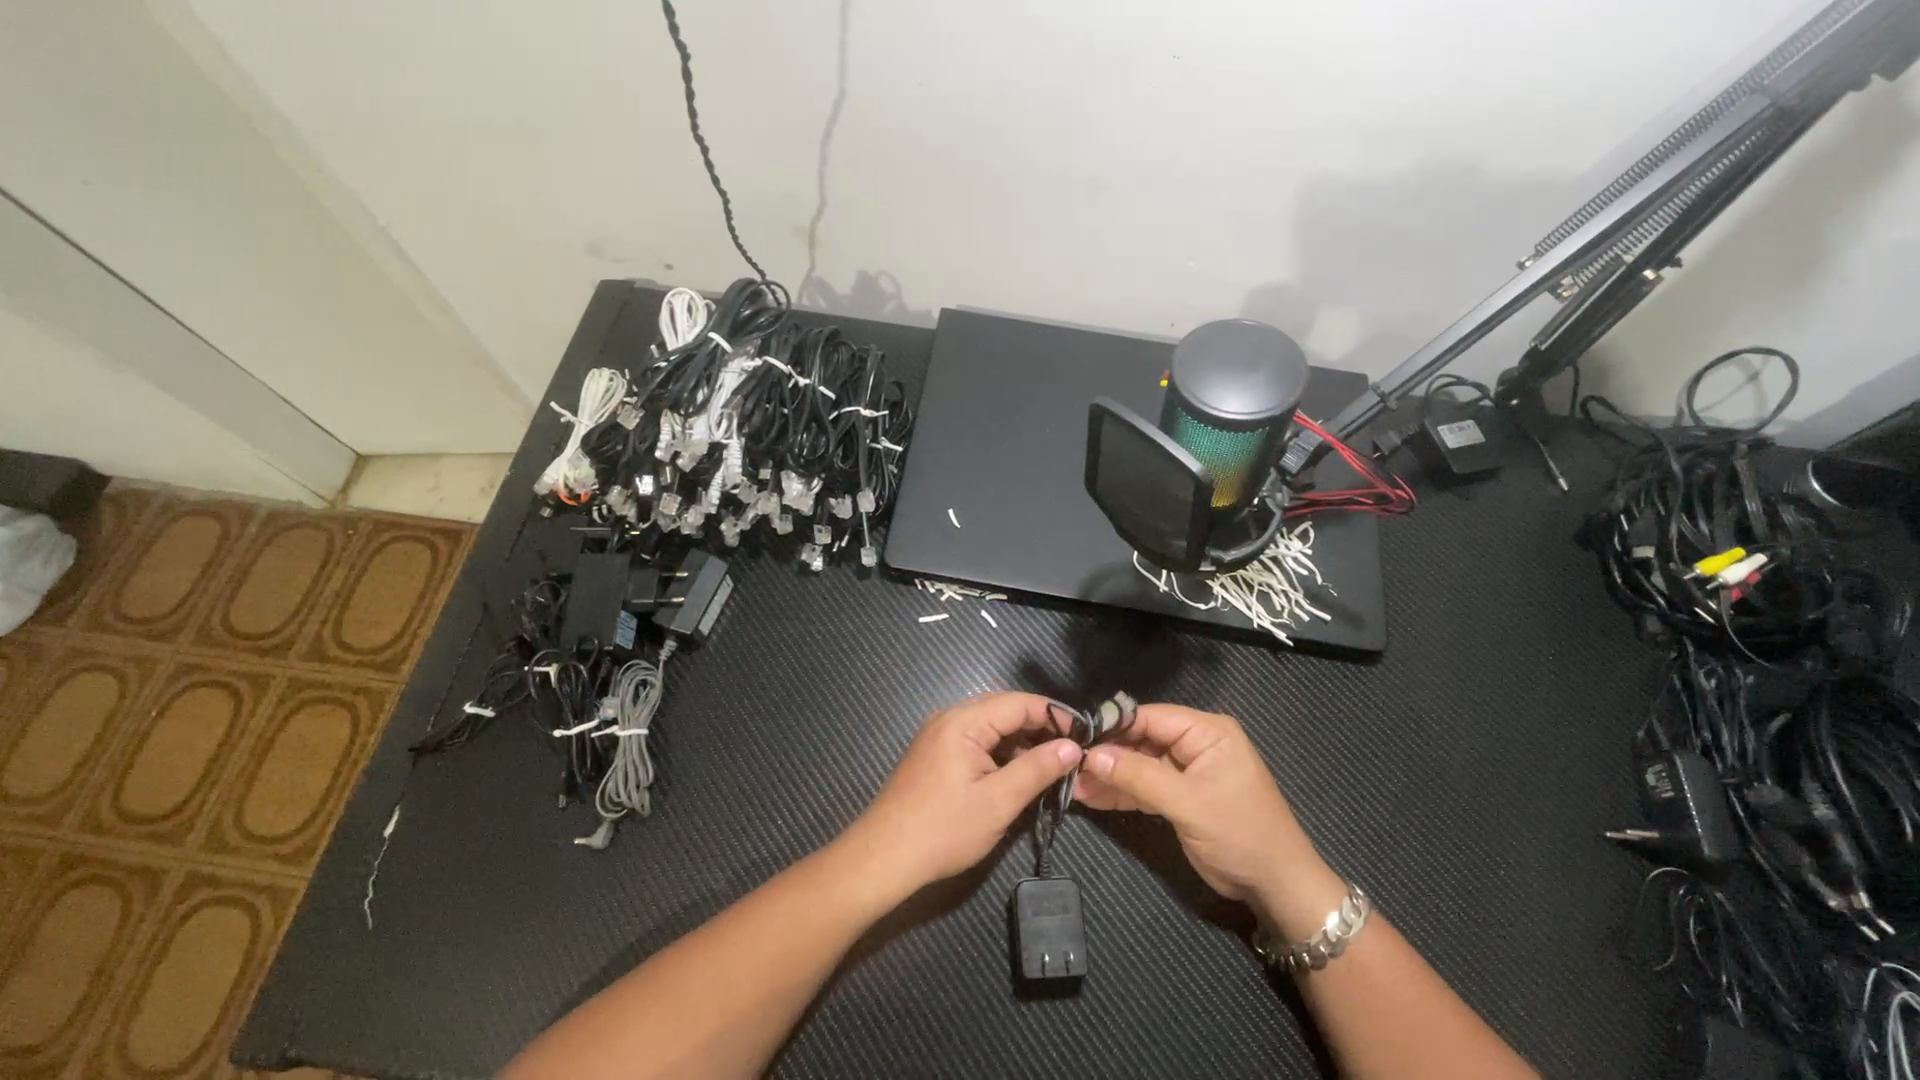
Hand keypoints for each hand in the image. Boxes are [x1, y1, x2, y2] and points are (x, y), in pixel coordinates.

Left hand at [843, 692, 1081, 896]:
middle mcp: (949, 719)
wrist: (884, 858)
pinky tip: (1020, 773)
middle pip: (1004, 709)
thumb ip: (1037, 769)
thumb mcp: (999, 801)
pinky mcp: (936, 756)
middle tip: (1073, 749)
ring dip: (1021, 741)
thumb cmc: (943, 829)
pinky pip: (977, 742)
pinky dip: (1001, 753)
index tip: (1086, 735)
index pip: (1019, 703)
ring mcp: (939, 737)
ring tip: (1053, 764)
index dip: (1055, 715)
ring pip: (991, 727)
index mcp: (963, 721)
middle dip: (1040, 727)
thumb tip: (1073, 747)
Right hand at [1074, 703, 1345, 938]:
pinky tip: (1091, 798)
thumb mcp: (1187, 803)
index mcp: (1207, 732)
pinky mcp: (1181, 796)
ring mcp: (1187, 771)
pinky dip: (1121, 793)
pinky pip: (1145, 786)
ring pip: (1139, 765)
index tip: (1074, 738)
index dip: (1113, 726)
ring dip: (1109, 777)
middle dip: (1107, 755)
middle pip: (1141, 739)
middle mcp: (1196, 744)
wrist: (1276, 885)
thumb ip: (1139, 776)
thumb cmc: (1240, 834)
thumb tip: (1091, 756)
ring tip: (1072, 786)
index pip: (1150, 717)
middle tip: (1068, 767)